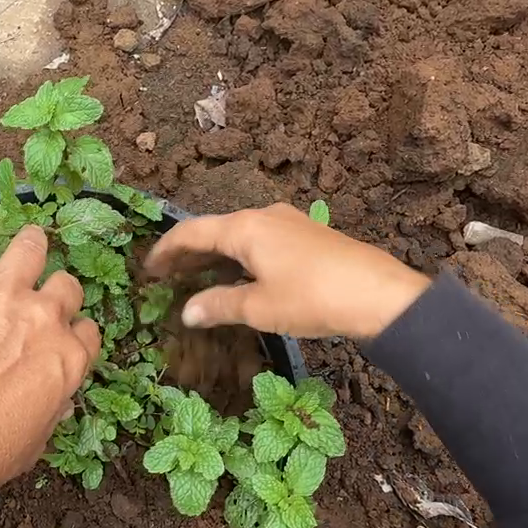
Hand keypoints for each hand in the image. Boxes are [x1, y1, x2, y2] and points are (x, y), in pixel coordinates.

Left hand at [0, 166, 102, 487]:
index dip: (71, 336)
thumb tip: (59, 392)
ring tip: (18, 253)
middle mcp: (44, 316)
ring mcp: (2, 290)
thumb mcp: (35, 441)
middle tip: (30, 309)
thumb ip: (54, 406)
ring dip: (28, 251)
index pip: (88, 330)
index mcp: (68, 359)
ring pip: (32, 245)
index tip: (55, 344)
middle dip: (53, 294)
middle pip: (65, 285)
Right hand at [145, 203, 428, 340]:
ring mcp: (288, 223)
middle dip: (187, 252)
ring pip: (238, 235)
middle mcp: (264, 216)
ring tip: (196, 277)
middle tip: (165, 275)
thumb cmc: (312, 297)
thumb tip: (187, 311)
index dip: (166, 249)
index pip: (192, 231)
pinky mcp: (307, 236)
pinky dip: (238, 256)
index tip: (148, 267)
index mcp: (245, 227)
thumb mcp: (259, 307)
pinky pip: (259, 241)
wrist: (380, 295)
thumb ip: (219, 305)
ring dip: (214, 255)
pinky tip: (238, 277)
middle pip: (214, 229)